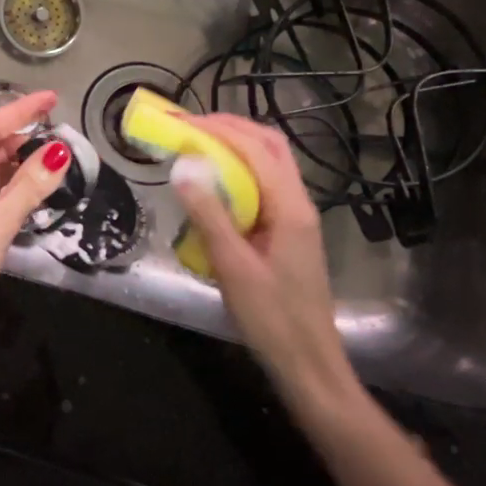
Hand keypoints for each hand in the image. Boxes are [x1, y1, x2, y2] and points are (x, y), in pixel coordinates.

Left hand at [0, 90, 69, 350]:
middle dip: (24, 132)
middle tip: (61, 126)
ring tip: (58, 152)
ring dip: (24, 159)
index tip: (51, 99)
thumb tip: (60, 150)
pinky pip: (1, 192)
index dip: (20, 110)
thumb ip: (29, 187)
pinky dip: (21, 185)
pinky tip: (41, 187)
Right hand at [173, 115, 351, 400]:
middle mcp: (299, 204)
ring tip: (194, 144)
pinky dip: (237, 170)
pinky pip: (263, 184)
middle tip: (186, 125)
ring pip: (268, 163)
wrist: (307, 363)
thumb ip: (209, 213)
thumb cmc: (271, 317)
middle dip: (229, 127)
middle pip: (269, 146)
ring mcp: (296, 218)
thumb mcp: (232, 266)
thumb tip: (183, 165)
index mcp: (290, 208)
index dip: (217, 129)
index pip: (255, 148)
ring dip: (233, 145)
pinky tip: (212, 183)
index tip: (178, 122)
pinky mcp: (288, 232)